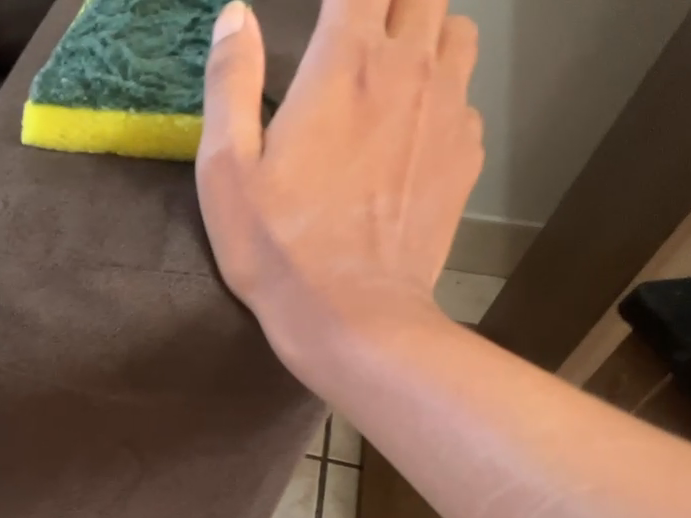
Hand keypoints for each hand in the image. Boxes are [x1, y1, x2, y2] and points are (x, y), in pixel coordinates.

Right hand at [197, 0, 484, 362]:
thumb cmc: (277, 246)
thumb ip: (229, 85)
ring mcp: (448, 108)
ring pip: (455, 29)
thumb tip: (236, 14)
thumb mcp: (225, 171)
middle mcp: (408, 67)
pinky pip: (464, 93)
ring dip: (424, 31)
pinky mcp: (465, 151)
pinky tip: (410, 128)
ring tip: (390, 63)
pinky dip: (441, 91)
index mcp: (345, 63)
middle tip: (357, 27)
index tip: (327, 6)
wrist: (353, 314)